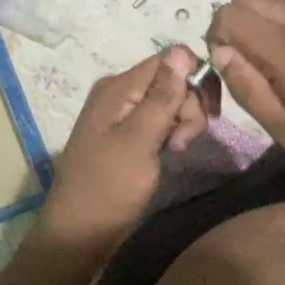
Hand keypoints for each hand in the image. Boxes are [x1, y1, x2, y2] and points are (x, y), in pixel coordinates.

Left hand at [33, 46, 208, 257]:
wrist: (79, 235)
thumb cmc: (109, 187)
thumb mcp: (140, 139)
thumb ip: (162, 96)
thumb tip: (181, 50)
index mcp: (119, 86)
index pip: (170, 59)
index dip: (194, 80)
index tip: (205, 112)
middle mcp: (120, 93)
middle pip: (173, 80)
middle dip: (189, 107)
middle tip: (183, 142)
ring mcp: (123, 116)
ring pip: (171, 103)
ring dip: (184, 124)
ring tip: (176, 152)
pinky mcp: (129, 137)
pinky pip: (160, 122)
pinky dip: (172, 135)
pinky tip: (171, 154)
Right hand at [206, 0, 284, 190]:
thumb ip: (250, 91)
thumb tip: (220, 53)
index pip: (230, 16)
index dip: (217, 40)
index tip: (230, 72)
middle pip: (247, 0)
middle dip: (234, 28)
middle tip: (247, 70)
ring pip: (272, 3)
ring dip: (260, 28)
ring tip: (275, 72)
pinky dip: (284, 29)